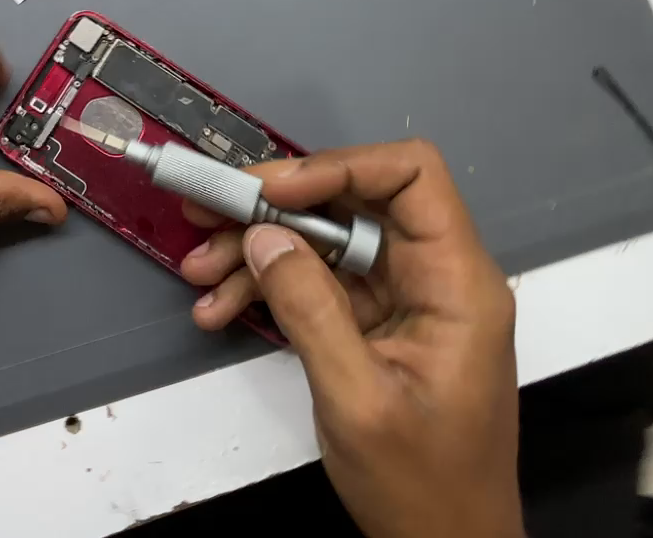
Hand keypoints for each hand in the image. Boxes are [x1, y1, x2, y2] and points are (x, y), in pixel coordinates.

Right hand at [177, 140, 522, 537]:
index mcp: (454, 281)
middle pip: (347, 199)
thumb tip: (262, 236)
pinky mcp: (365, 314)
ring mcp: (394, 292)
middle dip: (271, 204)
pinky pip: (309, 276)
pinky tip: (218, 307)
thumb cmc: (421, 486)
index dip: (338, 167)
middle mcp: (427, 272)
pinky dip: (261, 285)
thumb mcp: (358, 401)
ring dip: (253, 247)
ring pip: (318, 235)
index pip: (410, 176)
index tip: (271, 191)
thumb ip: (310, 310)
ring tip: (198, 271)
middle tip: (206, 212)